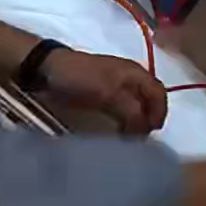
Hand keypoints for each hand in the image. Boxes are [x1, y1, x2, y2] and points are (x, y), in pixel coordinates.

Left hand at [42, 50, 168, 134]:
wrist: (47, 68)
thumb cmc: (82, 78)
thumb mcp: (109, 94)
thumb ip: (130, 111)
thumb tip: (144, 130)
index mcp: (137, 73)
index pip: (158, 93)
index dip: (159, 112)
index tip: (153, 132)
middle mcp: (131, 77)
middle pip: (149, 99)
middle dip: (150, 117)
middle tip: (143, 137)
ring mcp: (116, 84)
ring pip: (136, 103)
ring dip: (137, 119)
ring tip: (132, 135)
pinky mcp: (102, 92)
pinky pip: (121, 106)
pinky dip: (125, 117)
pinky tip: (119, 127)